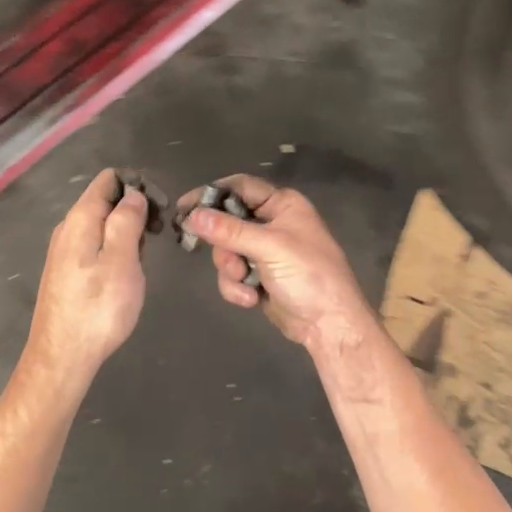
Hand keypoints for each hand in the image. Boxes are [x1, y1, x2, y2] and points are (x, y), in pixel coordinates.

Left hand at [22, 169, 149, 386]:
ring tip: (143, 262)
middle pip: (106, 201)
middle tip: (156, 239)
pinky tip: (125, 276)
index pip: (109, 179)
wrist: (63, 356)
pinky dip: (115, 251)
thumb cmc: (98, 308)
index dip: (138, 185)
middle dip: (136, 211)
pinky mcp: (66, 272)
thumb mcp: (122, 260)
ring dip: (127, 234)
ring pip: (103, 226)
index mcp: (81, 218)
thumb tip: (134, 194)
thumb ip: (127, 221)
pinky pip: (96, 246)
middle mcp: (68, 228)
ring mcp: (64, 251)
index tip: (160, 210)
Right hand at [177, 175, 377, 350]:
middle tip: (230, 262)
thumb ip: (229, 230)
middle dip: (224, 247)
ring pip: (226, 252)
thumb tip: (193, 215)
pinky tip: (252, 300)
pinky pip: (232, 274)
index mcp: (282, 205)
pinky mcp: (258, 277)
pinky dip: (237, 288)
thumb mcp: (270, 247)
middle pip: (227, 222)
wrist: (327, 323)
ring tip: (246, 283)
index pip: (240, 187)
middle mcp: (272, 223)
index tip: (184, 207)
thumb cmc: (308, 275)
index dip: (212, 194)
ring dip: (231, 271)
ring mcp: (264, 251)